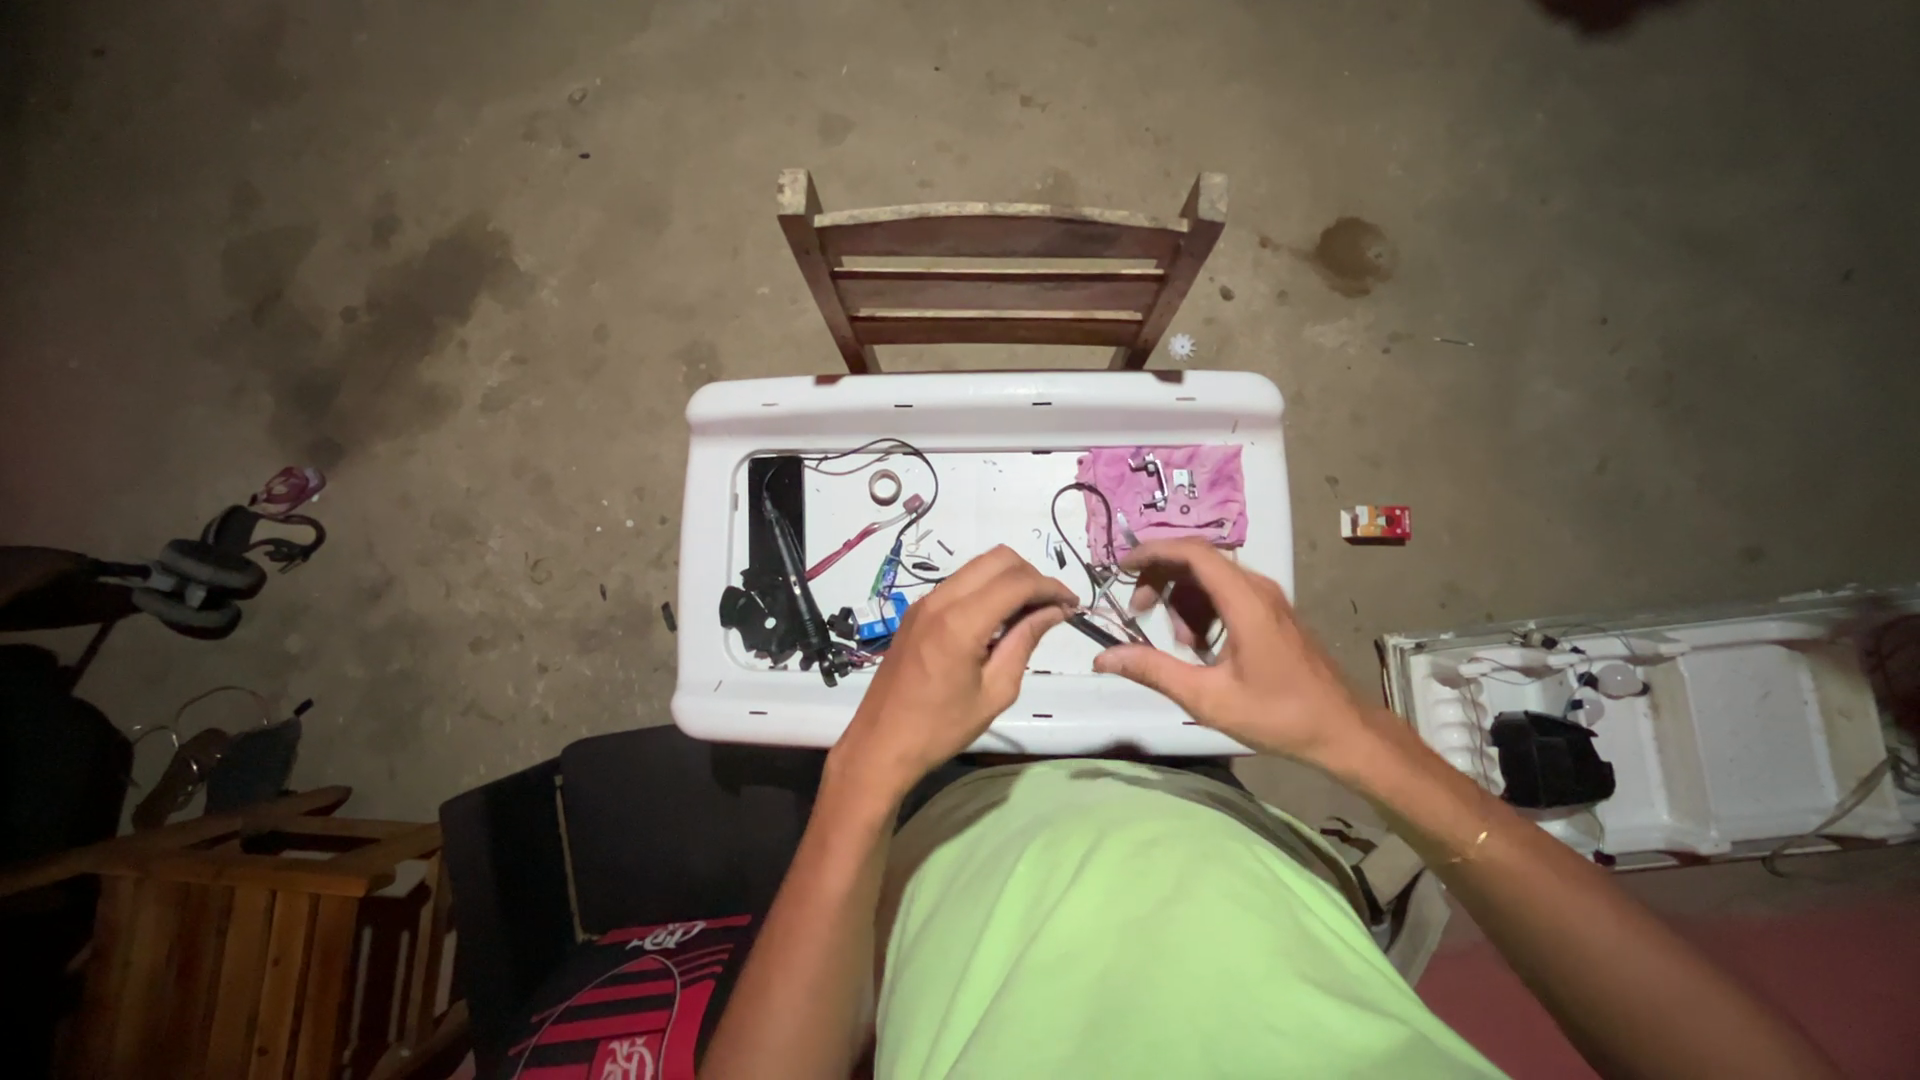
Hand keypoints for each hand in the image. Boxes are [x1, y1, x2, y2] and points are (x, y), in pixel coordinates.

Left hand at [831, 546, 1074, 798]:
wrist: (880, 744)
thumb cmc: (941, 728)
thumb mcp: (995, 691)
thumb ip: (1025, 642)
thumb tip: (1054, 611)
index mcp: (960, 622)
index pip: (1017, 582)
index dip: (1051, 587)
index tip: (1073, 605)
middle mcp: (940, 600)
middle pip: (997, 559)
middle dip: (1031, 575)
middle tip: (1051, 607)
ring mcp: (923, 603)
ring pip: (977, 567)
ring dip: (1008, 580)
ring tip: (1029, 614)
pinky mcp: (916, 612)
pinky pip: (959, 583)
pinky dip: (986, 589)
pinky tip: (999, 620)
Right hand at [1092, 539, 1387, 770]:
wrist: (1343, 730)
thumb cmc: (1278, 715)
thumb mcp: (1208, 698)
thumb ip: (1153, 671)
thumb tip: (1103, 657)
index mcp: (1245, 601)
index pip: (1193, 553)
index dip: (1152, 552)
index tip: (1120, 567)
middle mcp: (1257, 589)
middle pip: (1198, 560)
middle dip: (1160, 578)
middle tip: (1138, 612)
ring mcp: (1268, 599)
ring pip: (1210, 578)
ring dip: (1181, 600)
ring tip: (1178, 645)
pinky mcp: (1271, 613)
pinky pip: (1226, 594)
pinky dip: (1202, 611)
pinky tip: (1200, 649)